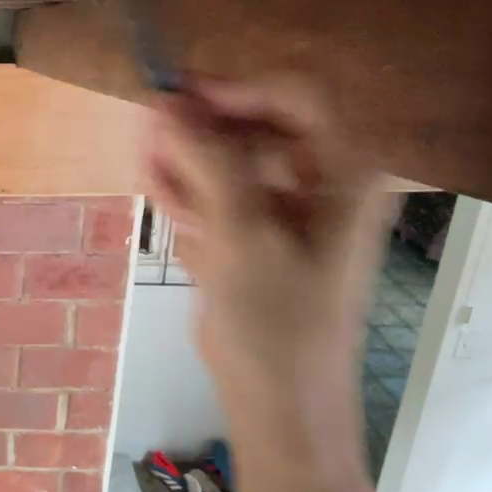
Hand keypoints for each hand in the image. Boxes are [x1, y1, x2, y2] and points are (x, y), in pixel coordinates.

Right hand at [144, 76, 396, 402]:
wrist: (276, 402)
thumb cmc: (276, 319)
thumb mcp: (242, 232)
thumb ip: (208, 159)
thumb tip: (165, 101)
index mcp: (343, 174)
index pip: (295, 98)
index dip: (234, 89)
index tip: (174, 97)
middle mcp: (319, 182)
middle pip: (252, 126)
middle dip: (199, 134)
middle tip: (149, 144)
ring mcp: (284, 209)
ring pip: (225, 160)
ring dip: (185, 167)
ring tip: (155, 186)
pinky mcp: (252, 234)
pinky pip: (215, 193)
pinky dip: (189, 197)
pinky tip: (172, 216)